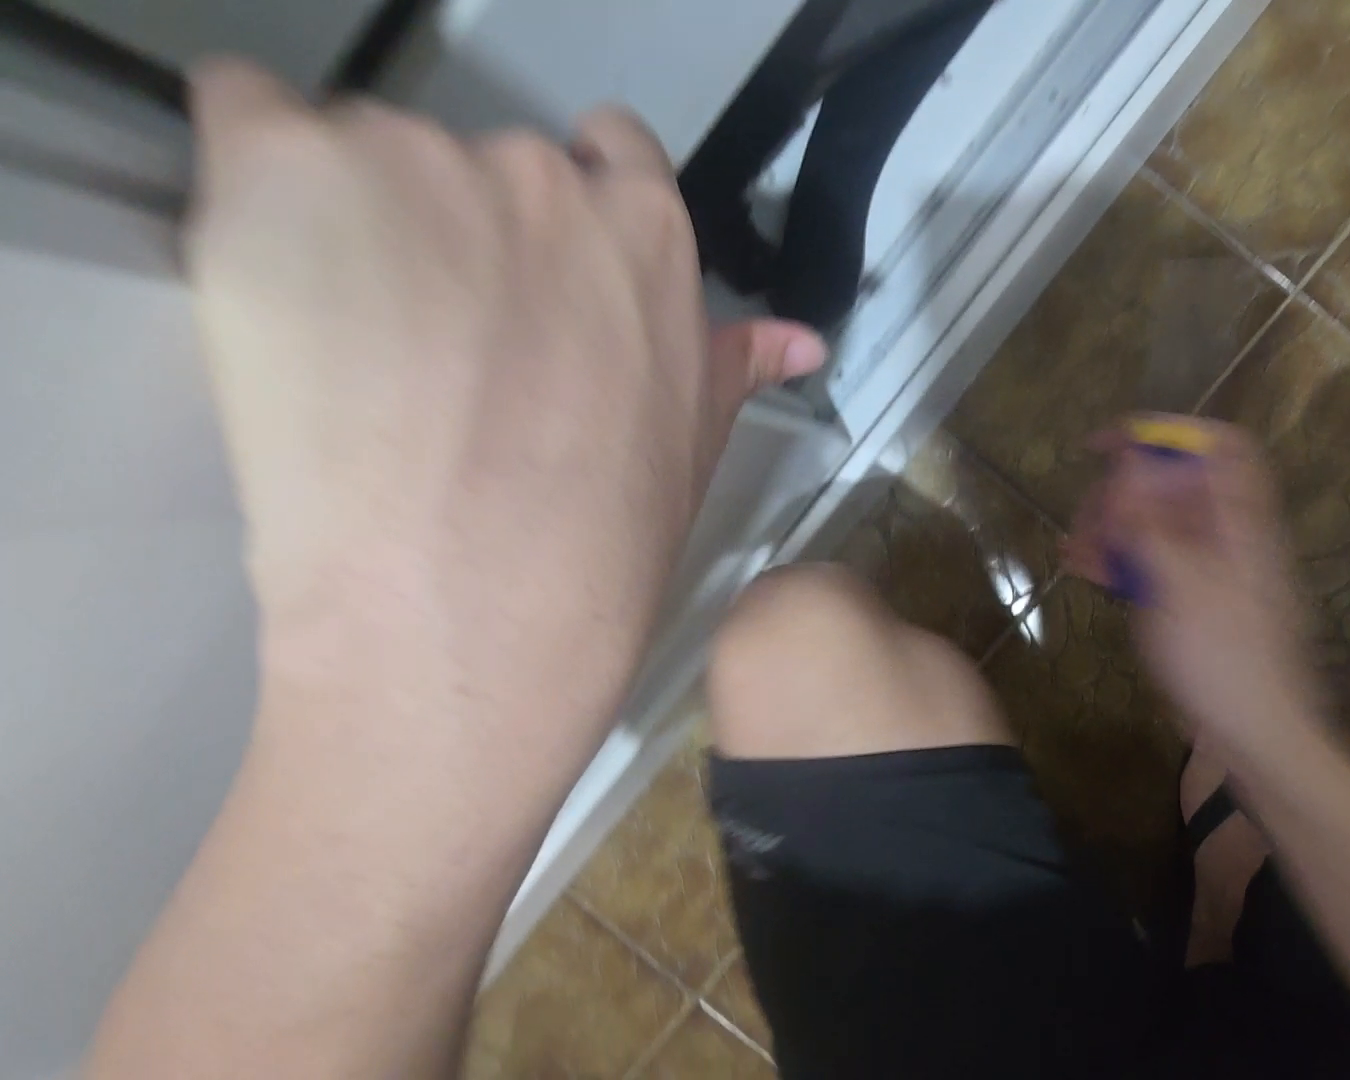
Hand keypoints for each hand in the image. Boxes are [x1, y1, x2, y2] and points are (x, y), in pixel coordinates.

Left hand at [186, 60, 824, 762]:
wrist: (472, 611)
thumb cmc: (603, 546)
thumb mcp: (688, 447)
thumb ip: (730, 367)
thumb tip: (801, 342)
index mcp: (650, 237)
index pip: (609, 148)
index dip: (563, 204)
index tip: (527, 270)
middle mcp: (545, 176)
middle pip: (481, 159)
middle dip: (454, 230)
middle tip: (432, 344)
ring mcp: (419, 162)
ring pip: (368, 154)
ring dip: (356, 225)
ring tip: (353, 351)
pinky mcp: (287, 170)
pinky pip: (247, 117)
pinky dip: (251, 191)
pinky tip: (271, 294)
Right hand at [1069, 420, 1323, 748]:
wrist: (1255, 734)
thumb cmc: (1223, 660)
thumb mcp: (1180, 586)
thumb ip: (1150, 522)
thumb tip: (1128, 461)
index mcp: (1241, 521)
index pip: (1218, 446)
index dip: (1167, 432)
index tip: (1110, 446)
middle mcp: (1228, 534)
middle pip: (1174, 485)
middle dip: (1122, 492)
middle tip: (1083, 519)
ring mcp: (1209, 567)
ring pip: (1156, 523)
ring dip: (1112, 527)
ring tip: (1074, 550)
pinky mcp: (1190, 597)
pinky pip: (1153, 560)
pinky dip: (1120, 558)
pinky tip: (1086, 567)